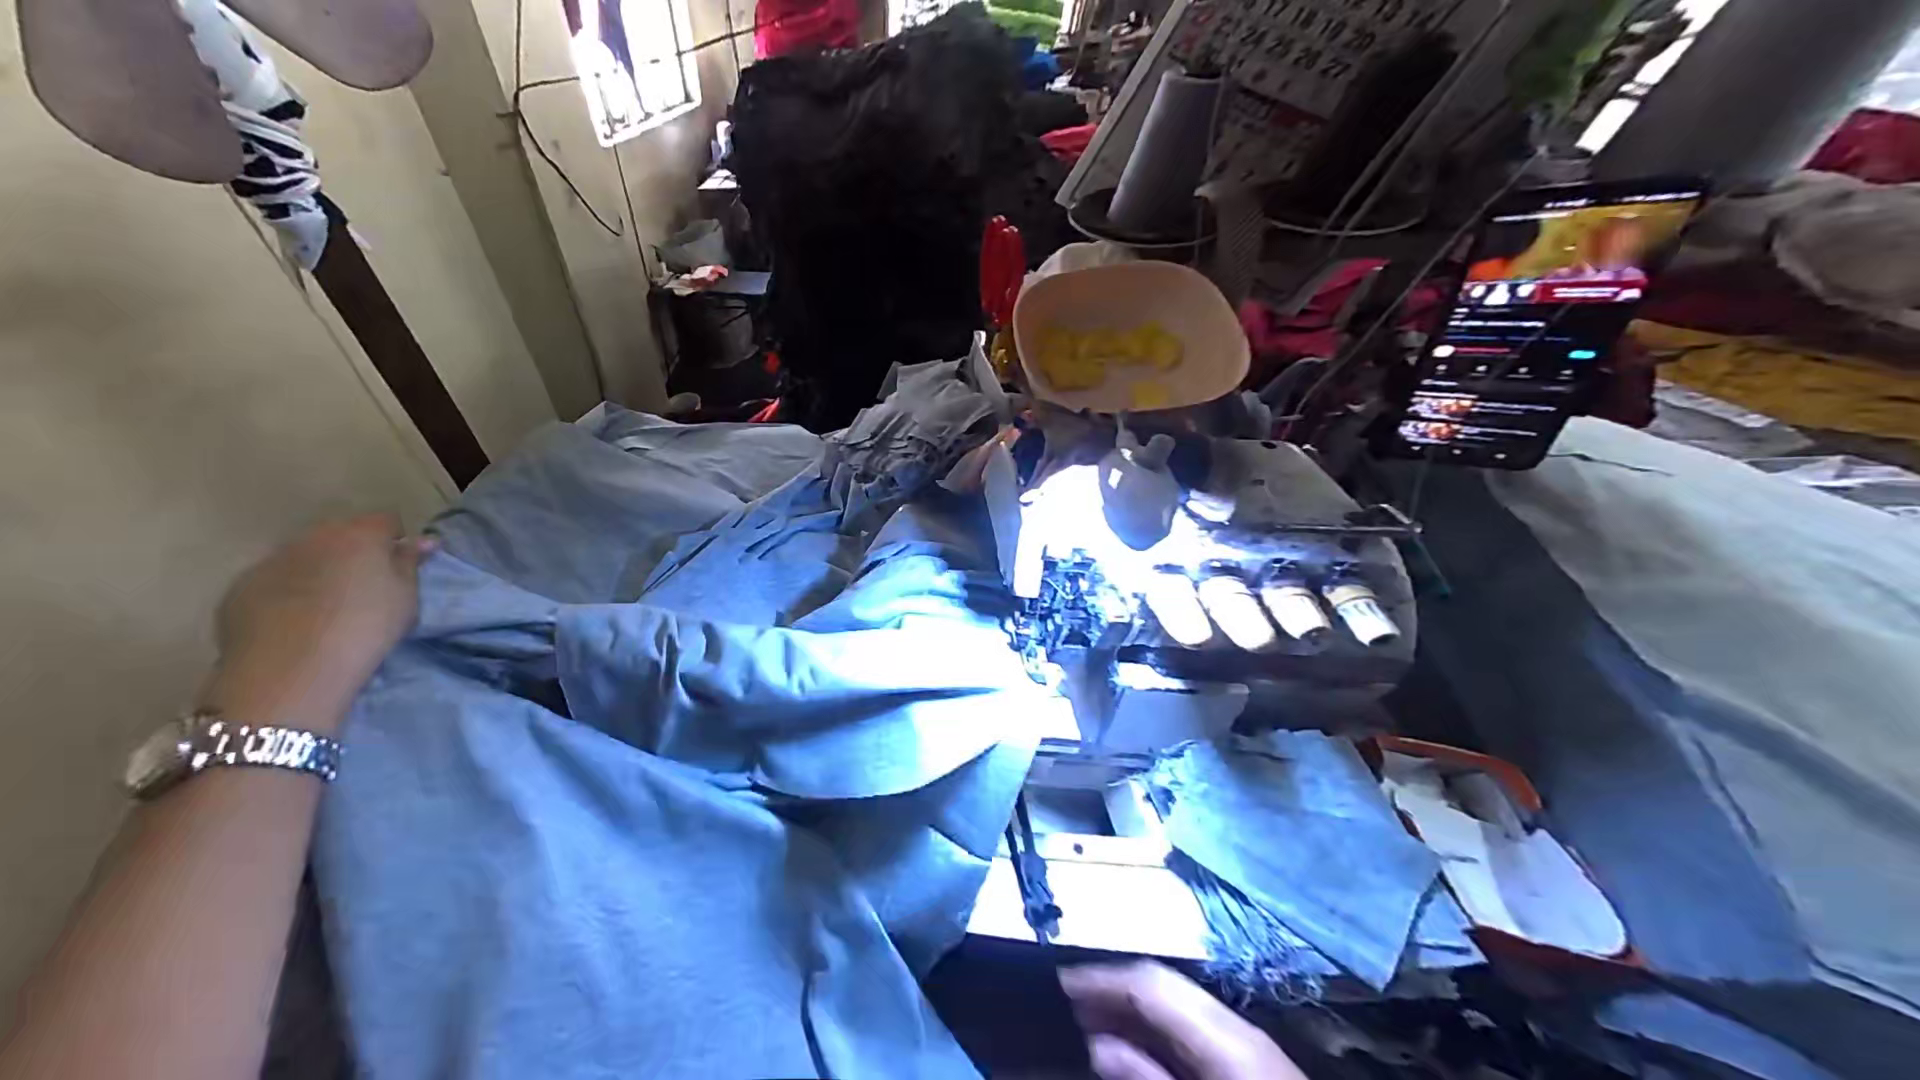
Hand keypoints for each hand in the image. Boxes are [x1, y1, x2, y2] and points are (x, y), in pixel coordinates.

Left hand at [203, 515, 434, 732]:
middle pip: (340, 533)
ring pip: (304, 555)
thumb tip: (422, 541)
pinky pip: (273, 580)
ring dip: (319, 569)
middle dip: (354, 551)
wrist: (291, 669)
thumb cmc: (366, 628)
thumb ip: (410, 563)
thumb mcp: (406, 597)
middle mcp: (312, 537)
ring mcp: (270, 561)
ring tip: (327, 607)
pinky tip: (295, 621)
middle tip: (365, 587)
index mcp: (358, 535)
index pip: (386, 520)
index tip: (399, 567)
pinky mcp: (239, 587)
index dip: (395, 540)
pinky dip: (287, 591)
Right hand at [1060, 962, 1308, 1079]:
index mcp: (1224, 1033)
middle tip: (1068, 1004)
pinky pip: (1189, 1034)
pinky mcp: (1247, 1064)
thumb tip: (1100, 1044)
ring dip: (1131, 1012)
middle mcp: (1233, 1026)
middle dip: (1113, 992)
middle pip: (1163, 988)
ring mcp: (1245, 1045)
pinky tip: (1133, 1050)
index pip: (1151, 982)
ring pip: (1175, 1008)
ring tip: (1090, 1024)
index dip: (1103, 977)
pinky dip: (1155, 1034)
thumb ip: (1148, 1077)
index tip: (1062, 981)